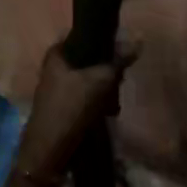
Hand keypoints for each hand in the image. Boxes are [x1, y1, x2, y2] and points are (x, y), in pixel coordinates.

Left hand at [17, 44, 133, 182]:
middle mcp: (54, 67)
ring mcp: (58, 88)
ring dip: (105, 91)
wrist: (49, 150)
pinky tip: (106, 114)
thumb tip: (137, 38)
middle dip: (107, 72)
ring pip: (91, 80)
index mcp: (56, 53)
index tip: (119, 52)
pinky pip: (87, 97)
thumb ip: (118, 60)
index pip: (83, 35)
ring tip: (112, 103)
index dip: (102, 41)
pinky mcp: (63, 106)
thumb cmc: (71, 108)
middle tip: (118, 82)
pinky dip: (98, 103)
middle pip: (90, 60)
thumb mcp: (99, 81)